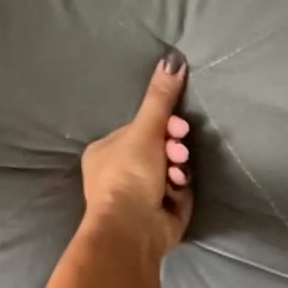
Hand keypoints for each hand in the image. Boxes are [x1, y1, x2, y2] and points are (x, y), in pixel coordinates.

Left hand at [80, 52, 193, 258]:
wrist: (132, 229)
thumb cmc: (129, 176)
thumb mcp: (145, 130)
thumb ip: (161, 97)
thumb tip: (173, 58)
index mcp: (107, 151)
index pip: (143, 128)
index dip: (163, 123)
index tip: (177, 126)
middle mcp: (122, 172)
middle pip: (159, 147)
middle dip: (174, 146)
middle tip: (179, 148)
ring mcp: (142, 194)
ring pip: (172, 168)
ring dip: (179, 166)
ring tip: (177, 173)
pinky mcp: (162, 211)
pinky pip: (179, 189)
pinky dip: (181, 187)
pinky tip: (178, 190)